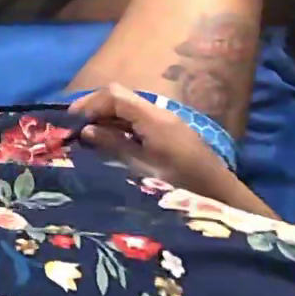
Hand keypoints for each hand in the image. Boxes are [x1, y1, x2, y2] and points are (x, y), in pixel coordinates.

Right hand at [68, 84, 227, 182]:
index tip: (69, 121)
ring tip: (87, 137)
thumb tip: (86, 130)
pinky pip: (138, 121)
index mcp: (153, 118)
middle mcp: (160, 113)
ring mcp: (167, 123)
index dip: (88, 103)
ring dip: (106, 118)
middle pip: (120, 98)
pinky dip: (120, 127)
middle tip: (74, 129)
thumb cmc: (182, 186)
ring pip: (128, 109)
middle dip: (95, 109)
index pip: (113, 95)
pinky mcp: (170, 134)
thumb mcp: (142, 169)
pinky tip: (111, 144)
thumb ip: (114, 146)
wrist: (225, 201)